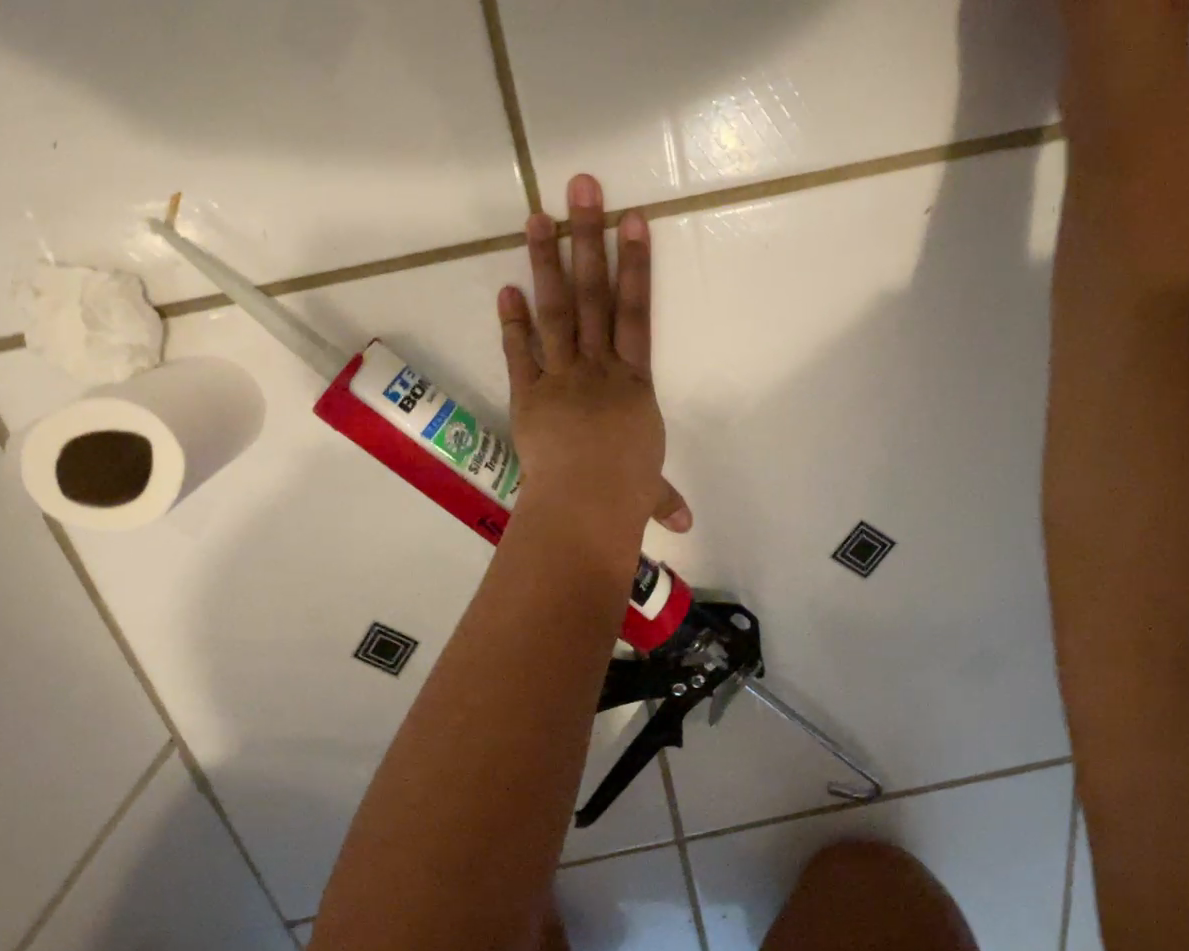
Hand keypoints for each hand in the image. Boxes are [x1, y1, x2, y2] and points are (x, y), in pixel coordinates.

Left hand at [498, 174, 691, 537]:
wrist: (586, 502)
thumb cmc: (626, 492)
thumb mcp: (648, 490)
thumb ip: (660, 497)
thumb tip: (682, 525)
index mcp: (634, 383)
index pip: (637, 312)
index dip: (636, 264)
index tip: (632, 218)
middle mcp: (599, 369)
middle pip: (594, 294)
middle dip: (590, 238)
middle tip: (582, 187)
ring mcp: (561, 377)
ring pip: (555, 311)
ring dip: (546, 262)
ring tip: (538, 216)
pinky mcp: (528, 395)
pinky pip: (520, 354)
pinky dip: (512, 323)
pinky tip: (506, 289)